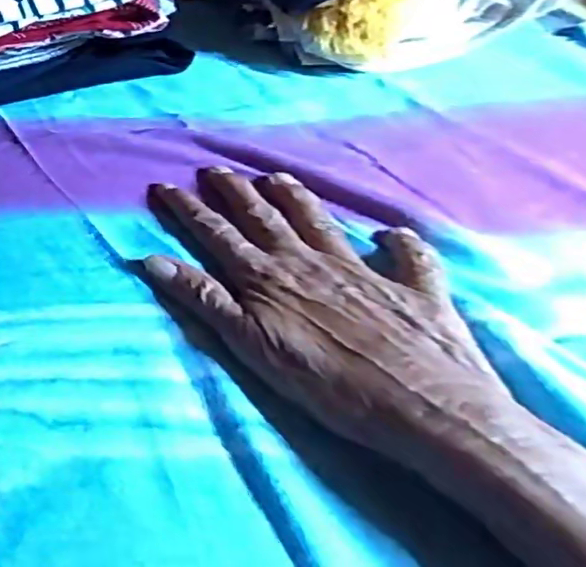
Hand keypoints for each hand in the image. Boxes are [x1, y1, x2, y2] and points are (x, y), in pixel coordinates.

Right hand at [143, 168, 512, 465]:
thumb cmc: (331, 386)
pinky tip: (395, 234)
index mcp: (266, 276)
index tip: (164, 186)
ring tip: (278, 177)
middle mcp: (308, 262)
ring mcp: (363, 274)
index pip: (216, 232)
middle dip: (235, 191)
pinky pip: (410, 260)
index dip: (188, 208)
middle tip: (217, 169)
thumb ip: (203, 299)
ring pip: (320, 223)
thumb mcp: (251, 345)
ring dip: (296, 198)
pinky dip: (402, 244)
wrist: (435, 415)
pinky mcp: (416, 294)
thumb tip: (151, 258)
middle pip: (263, 217)